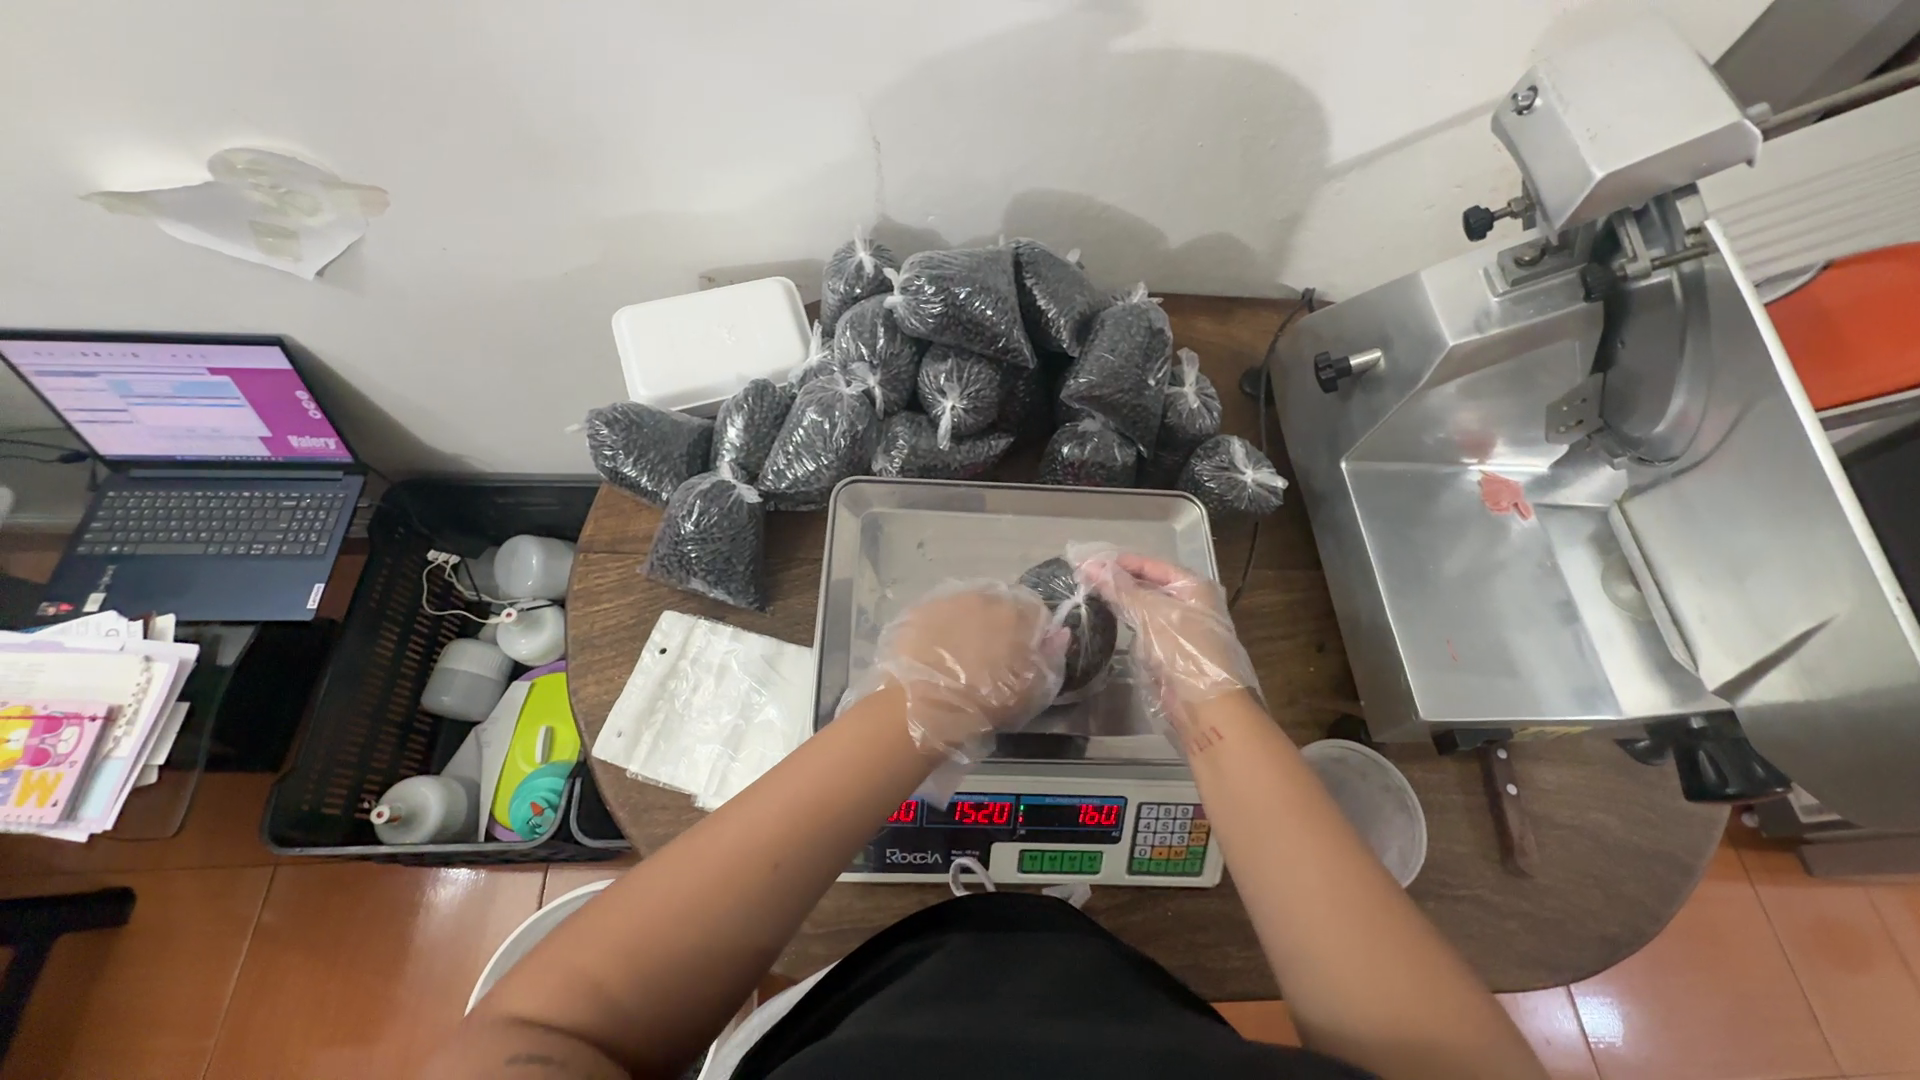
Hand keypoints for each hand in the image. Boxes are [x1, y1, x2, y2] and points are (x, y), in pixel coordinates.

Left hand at [846, 580, 1066, 760]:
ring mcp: (949, 600)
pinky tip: (936, 652)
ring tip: (961, 655)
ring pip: (968, 606)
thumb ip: (1051, 656)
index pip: (1036, 611)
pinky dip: (942, 627)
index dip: (1033, 634)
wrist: (925, 709)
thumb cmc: (986, 704)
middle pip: (1001, 604)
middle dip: (1000, 625)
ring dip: (970, 623)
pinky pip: (939, 613)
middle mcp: (985, 597)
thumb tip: (1061, 632)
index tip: (1024, 656)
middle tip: (991, 658)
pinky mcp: (920, 609)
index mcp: (1017, 614)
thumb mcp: (1032, 690)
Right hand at [1072, 548, 1258, 709]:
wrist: (1206, 706)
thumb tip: (1090, 566)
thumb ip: (1120, 589)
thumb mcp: (1151, 613)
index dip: (1122, 562)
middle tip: (1086, 578)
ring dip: (1123, 602)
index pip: (1154, 566)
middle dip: (1120, 582)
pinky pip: (1148, 629)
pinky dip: (1130, 623)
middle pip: (1151, 586)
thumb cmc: (1184, 649)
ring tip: (1092, 595)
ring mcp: (1183, 629)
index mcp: (1195, 587)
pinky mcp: (1173, 651)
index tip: (1091, 562)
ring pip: (1148, 608)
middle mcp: (1192, 604)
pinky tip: (1110, 620)